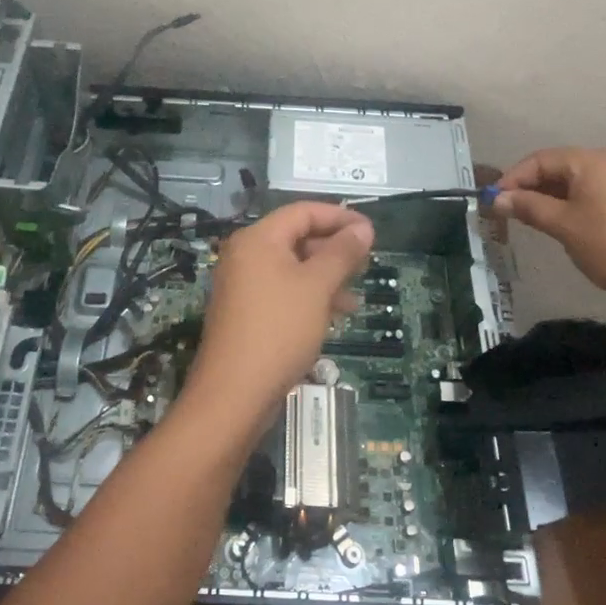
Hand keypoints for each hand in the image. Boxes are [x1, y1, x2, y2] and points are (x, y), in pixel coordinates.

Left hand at [182, 202, 373, 424]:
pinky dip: (309, 297)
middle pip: (296, 238)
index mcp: (258, 239)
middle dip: (334, 249)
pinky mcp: (246, 312)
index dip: (339, 217)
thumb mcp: (317, 287)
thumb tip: (363, 228)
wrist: (234, 393)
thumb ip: (341, 253)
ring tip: (356, 297)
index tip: (371, 232)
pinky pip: (283, 291)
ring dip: (326, 277)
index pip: (303, 211)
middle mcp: (246, 255)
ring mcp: (243, 285)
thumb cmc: (279, 329)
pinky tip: (334, 316)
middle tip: (366, 264)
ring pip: (293, 268)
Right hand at [492, 148, 605, 307]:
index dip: (514, 178)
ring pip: (584, 180)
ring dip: (557, 195)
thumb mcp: (564, 226)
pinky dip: (582, 202)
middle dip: (535, 187)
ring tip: (540, 219)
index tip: (495, 200)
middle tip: (514, 211)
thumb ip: (529, 207)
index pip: (542, 159)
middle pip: (563, 166)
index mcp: (593, 161)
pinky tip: (575, 224)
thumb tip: (499, 199)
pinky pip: (603, 190)